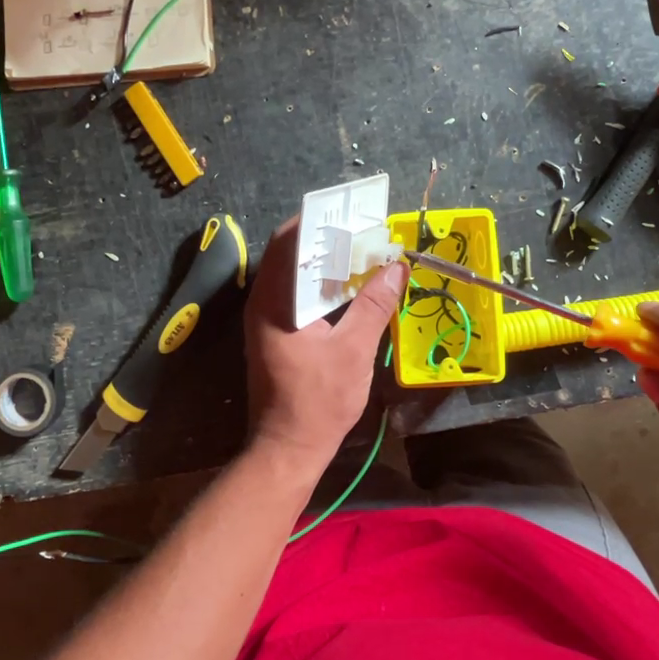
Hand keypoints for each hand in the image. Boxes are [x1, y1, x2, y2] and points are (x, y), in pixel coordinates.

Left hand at [243, 217, 405, 468]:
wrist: (287, 449)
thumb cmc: (318, 401)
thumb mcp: (354, 350)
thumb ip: (374, 305)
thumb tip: (396, 266)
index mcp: (273, 301)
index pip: (287, 242)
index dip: (316, 220)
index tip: (349, 210)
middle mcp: (262, 303)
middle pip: (289, 254)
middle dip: (325, 237)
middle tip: (362, 228)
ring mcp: (266, 319)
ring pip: (293, 274)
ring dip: (324, 260)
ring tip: (362, 251)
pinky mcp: (275, 334)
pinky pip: (296, 294)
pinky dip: (320, 283)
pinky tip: (349, 286)